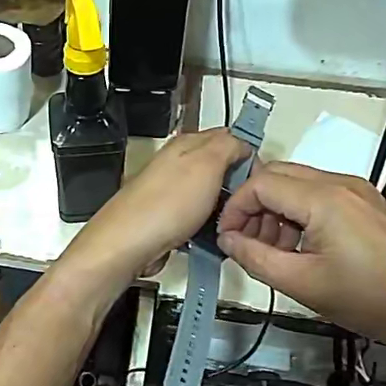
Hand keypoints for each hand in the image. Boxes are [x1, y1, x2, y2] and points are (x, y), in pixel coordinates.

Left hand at [67, 129, 250, 275]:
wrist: (127, 246)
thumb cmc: (160, 208)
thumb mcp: (206, 164)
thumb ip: (228, 146)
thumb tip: (242, 142)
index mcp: (187, 145)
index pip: (229, 139)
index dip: (248, 156)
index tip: (258, 176)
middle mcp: (177, 165)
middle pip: (221, 169)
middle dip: (237, 186)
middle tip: (244, 202)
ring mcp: (172, 193)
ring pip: (211, 197)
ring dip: (223, 210)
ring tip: (227, 222)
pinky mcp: (169, 219)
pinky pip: (198, 220)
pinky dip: (208, 228)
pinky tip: (210, 238)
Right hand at [216, 162, 385, 347]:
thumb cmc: (370, 297)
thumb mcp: (302, 283)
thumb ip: (256, 258)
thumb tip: (229, 241)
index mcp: (324, 197)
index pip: (261, 182)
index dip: (236, 208)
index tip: (227, 237)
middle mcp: (341, 183)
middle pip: (279, 176)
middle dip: (255, 207)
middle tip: (246, 243)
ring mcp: (358, 191)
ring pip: (299, 185)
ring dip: (277, 211)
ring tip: (274, 252)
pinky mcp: (367, 203)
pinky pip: (321, 196)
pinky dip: (300, 214)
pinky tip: (300, 248)